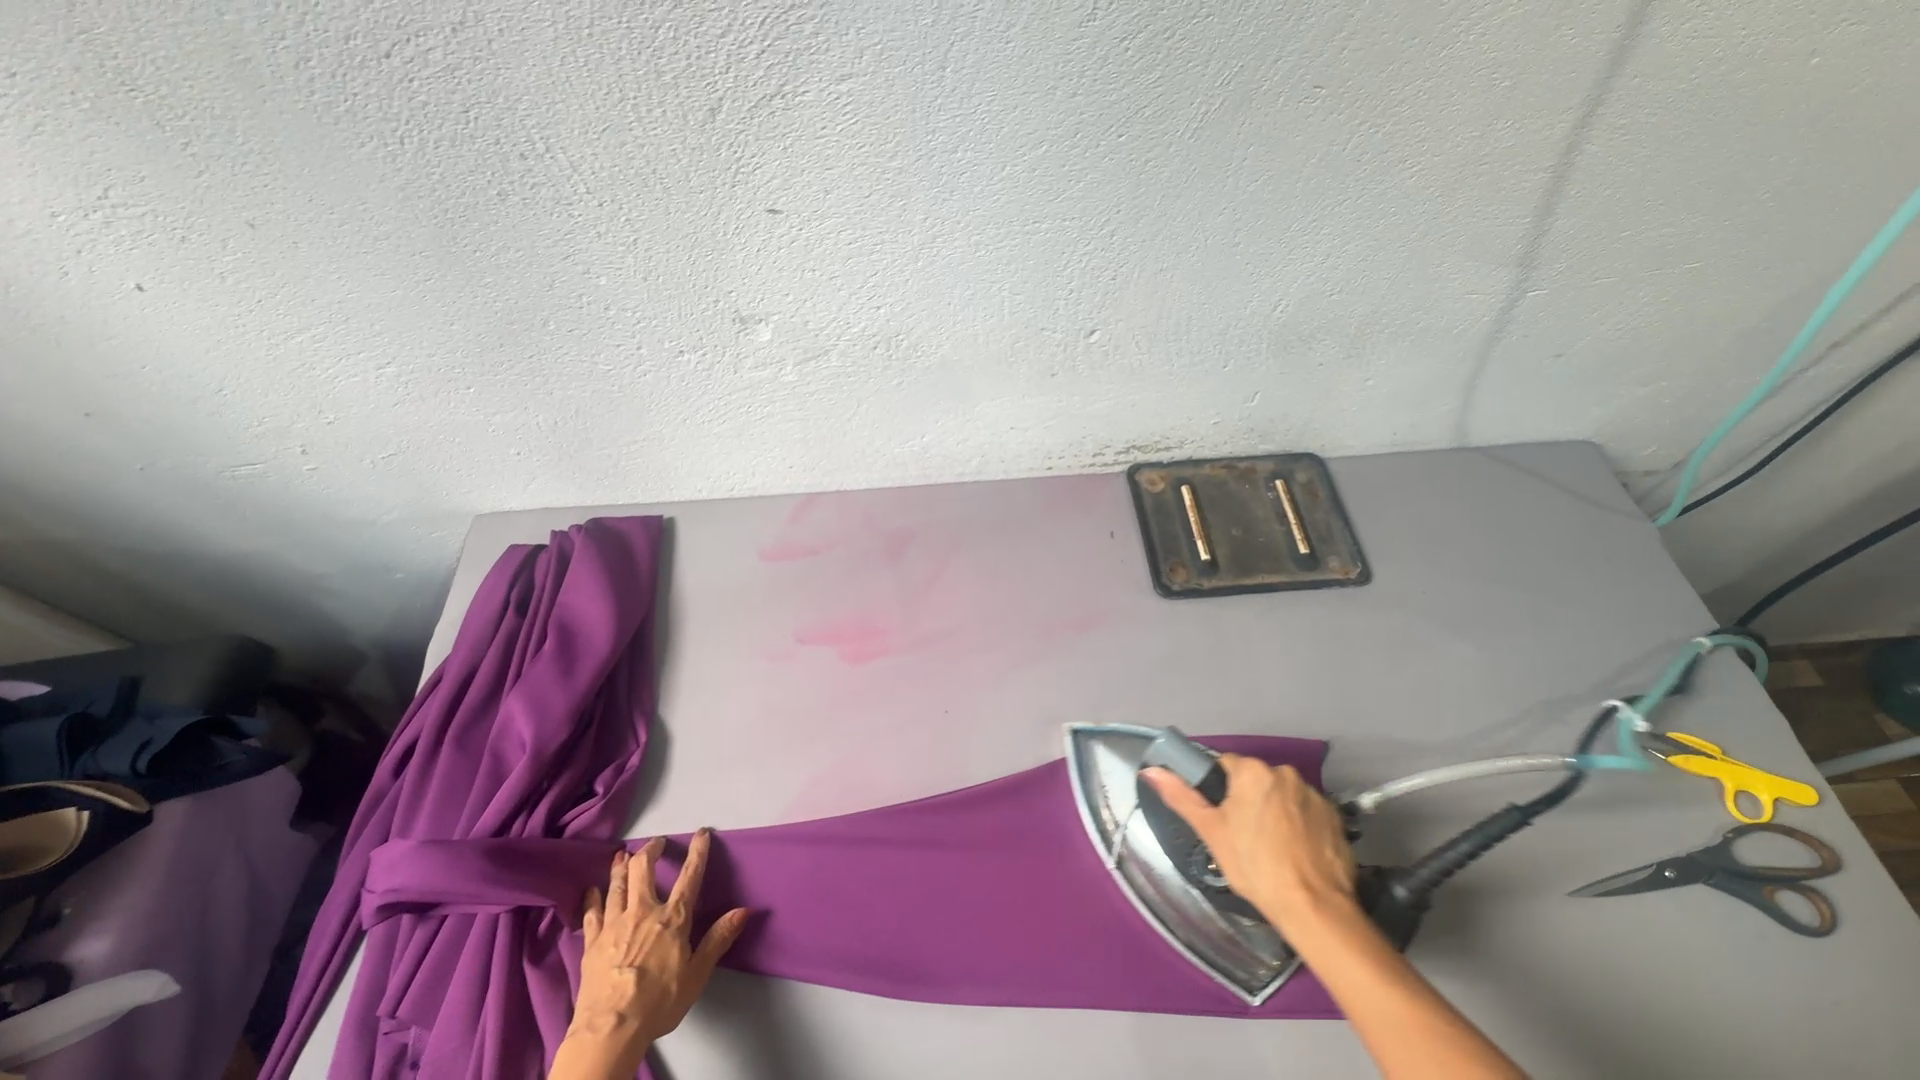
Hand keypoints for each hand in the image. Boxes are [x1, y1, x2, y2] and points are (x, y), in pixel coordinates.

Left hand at [567, 830, 750, 1058]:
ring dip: (620, 868)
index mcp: (672, 919)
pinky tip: (591, 891)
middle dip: (650, 851)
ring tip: (622, 855)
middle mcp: (642, 913)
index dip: (697, 853)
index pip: (689, 877)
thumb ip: (719, 939)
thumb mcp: (697, 973)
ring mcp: (613, 925)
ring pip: (616, 886)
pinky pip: (592, 913)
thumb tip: (744, 910)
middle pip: (643, 870)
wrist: (611, 1027)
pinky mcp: (592, 942)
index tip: (702, 833)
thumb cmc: (659, 1001)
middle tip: (656, 842)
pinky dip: (593, 899)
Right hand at [1144, 755, 1357, 926]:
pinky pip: (1307, 812)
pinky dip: (1299, 825)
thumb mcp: (1211, 832)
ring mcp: (1314, 794)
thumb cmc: (1253, 865)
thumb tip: (1151, 770)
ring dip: (1275, 811)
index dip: (1219, 788)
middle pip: (1257, 780)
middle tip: (1241, 835)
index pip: (1226, 764)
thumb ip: (1181, 797)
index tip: (1220, 815)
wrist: (1313, 905)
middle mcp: (1286, 773)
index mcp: (1252, 772)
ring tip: (1272, 847)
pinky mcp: (1335, 816)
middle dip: (1248, 800)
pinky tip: (1295, 852)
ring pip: (1283, 795)